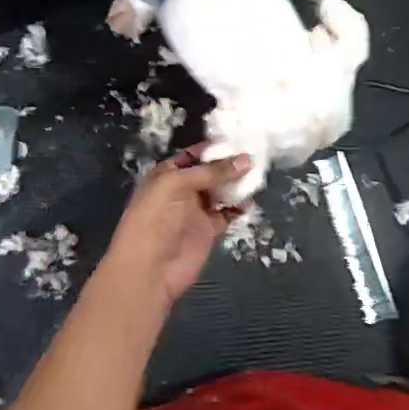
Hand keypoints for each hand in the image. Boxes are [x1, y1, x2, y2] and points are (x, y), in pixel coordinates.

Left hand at [102, 145, 252, 308]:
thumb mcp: (176, 185)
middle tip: (257, 153)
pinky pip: (227, 213)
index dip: (215, 147)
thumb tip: (246, 159)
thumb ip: (211, 171)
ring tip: (259, 174)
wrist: (149, 270)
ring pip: (221, 191)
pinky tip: (251, 199)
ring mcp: (196, 210)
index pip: (194, 154)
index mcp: (167, 174)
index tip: (241, 138)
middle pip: (210, 172)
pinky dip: (239, 206)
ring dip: (237, 183)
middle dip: (230, 164)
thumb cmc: (155, 220)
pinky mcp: (208, 230)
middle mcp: (182, 189)